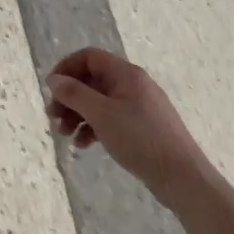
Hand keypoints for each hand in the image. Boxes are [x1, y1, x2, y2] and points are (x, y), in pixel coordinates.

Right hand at [45, 47, 211, 206]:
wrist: (181, 176)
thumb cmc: (139, 139)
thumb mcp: (101, 114)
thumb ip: (74, 93)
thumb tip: (54, 78)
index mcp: (126, 74)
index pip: (89, 57)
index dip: (66, 68)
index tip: (51, 90)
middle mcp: (133, 85)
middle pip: (92, 80)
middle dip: (69, 97)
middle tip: (53, 117)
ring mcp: (139, 107)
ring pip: (99, 102)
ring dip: (78, 115)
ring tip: (64, 135)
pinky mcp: (142, 127)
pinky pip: (111, 119)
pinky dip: (94, 128)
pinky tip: (83, 145)